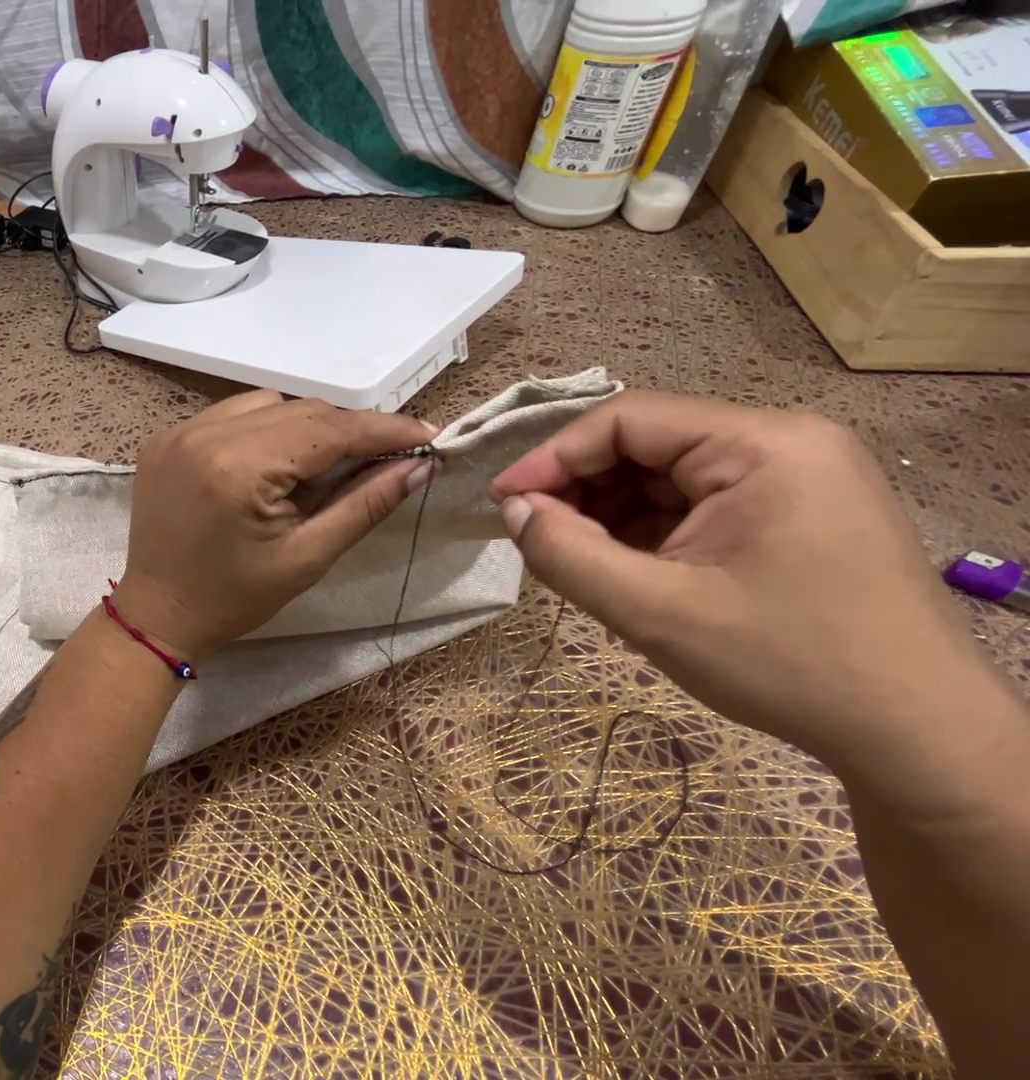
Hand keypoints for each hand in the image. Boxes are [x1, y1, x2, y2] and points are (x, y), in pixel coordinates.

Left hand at [110, 391, 434, 660]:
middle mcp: (203, 435)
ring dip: (303, 427)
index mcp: (238, 467)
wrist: (158, 613)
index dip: (382, 429)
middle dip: (346, 430)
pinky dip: (260, 430)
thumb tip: (419, 466)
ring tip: (320, 467)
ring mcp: (177, 433)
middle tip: (383, 456)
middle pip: (299, 410)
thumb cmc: (234, 597)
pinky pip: (228, 416)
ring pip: (265, 405)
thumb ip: (364, 505)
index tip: (427, 435)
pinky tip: (271, 464)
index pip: (327, 429)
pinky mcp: (164, 439)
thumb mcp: (307, 557)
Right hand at [488, 390, 1004, 772]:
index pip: (628, 419)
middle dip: (580, 489)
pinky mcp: (791, 515)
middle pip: (646, 445)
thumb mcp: (653, 610)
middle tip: (532, 536)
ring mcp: (793, 479)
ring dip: (608, 514)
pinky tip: (620, 570)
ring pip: (665, 478)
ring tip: (573, 561)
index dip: (553, 456)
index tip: (502, 502)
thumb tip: (512, 510)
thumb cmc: (785, 662)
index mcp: (763, 446)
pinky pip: (693, 505)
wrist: (912, 734)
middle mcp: (782, 445)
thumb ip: (566, 553)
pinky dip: (644, 532)